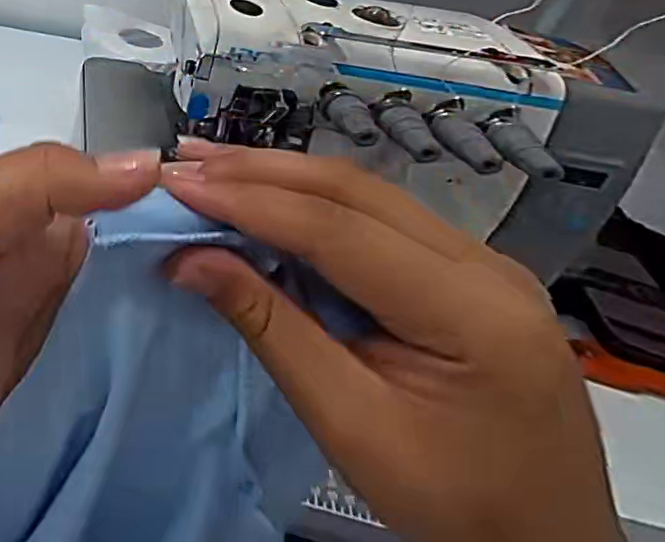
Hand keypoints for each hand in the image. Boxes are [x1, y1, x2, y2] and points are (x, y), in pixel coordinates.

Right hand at [161, 141, 620, 541]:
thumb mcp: (348, 423)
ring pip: (359, 189)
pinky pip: (371, 211)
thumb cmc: (450, 504)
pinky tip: (263, 193)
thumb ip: (268, 327)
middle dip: (256, 170)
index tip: (178, 183)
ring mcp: (481, 260)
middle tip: (184, 161)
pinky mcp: (463, 266)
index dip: (248, 200)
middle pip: (350, 190)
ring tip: (209, 163)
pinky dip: (305, 196)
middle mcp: (487, 266)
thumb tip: (186, 258)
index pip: (337, 230)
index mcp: (473, 313)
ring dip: (277, 174)